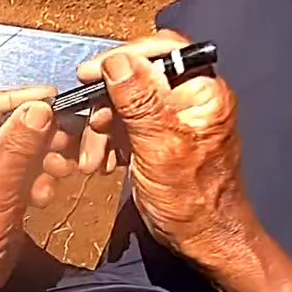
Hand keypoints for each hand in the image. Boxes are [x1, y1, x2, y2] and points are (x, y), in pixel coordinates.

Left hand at [0, 86, 75, 291]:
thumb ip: (20, 144)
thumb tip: (39, 107)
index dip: (21, 98)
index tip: (53, 97)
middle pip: (10, 129)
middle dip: (40, 134)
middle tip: (66, 138)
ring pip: (21, 154)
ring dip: (44, 159)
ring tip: (59, 170)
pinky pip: (24, 177)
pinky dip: (39, 181)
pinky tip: (45, 194)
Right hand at [73, 32, 258, 266]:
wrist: (203, 240)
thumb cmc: (193, 201)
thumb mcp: (160, 146)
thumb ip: (139, 101)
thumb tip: (116, 61)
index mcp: (202, 93)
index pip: (162, 51)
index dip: (123, 57)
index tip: (90, 73)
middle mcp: (190, 99)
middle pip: (137, 78)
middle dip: (106, 104)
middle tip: (88, 124)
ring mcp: (173, 119)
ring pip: (126, 105)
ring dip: (102, 129)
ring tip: (93, 159)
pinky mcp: (159, 138)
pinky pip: (126, 126)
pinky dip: (109, 141)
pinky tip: (102, 162)